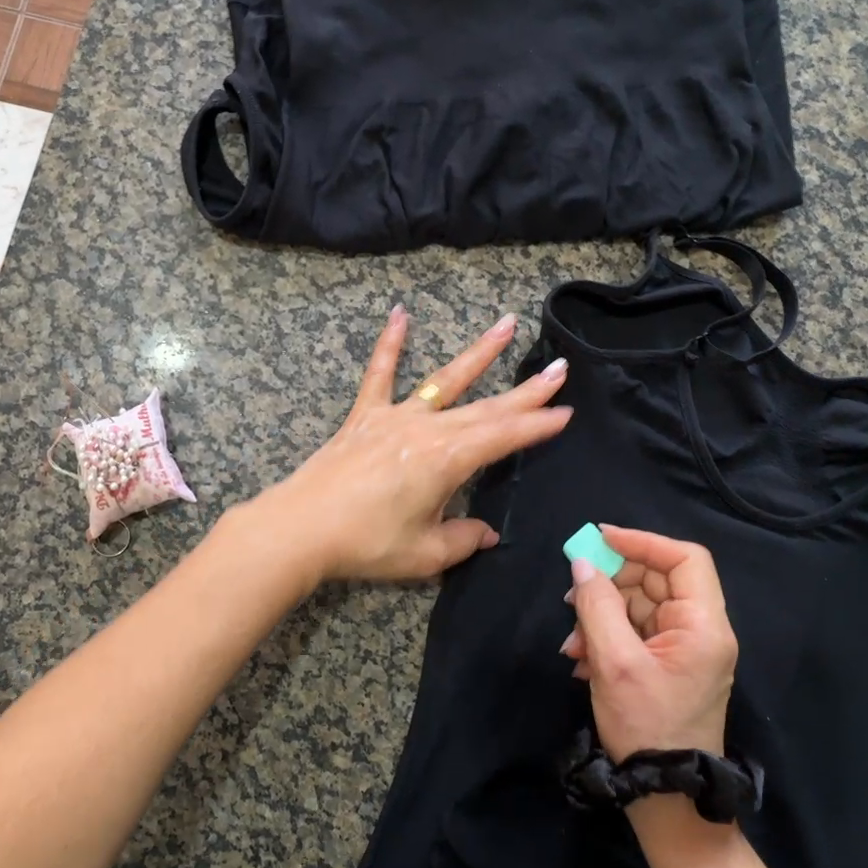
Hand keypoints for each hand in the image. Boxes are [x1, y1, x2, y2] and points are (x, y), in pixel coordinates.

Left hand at [243, 305, 572, 583]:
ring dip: (478, 353)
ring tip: (506, 325)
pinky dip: (390, 343)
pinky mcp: (364, 416)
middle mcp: (427, 429)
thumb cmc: (367, 543)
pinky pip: (379, 374)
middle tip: (559, 369)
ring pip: (445, 381)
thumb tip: (487, 533)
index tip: (566, 411)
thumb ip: (463, 539)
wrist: (302, 528)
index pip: (504, 436)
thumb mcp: (426, 553)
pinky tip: (399, 314)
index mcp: (448, 460)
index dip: (537, 425)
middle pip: (486, 407)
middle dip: (526, 391)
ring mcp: (394, 417)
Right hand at [560, 528, 738, 758]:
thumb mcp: (614, 662)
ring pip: (639, 606)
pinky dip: (606, 636)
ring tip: (573, 643)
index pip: (684, 559)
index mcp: (703, 626)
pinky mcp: (668, 666)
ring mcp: (685, 650)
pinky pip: (635, 632)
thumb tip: (582, 564)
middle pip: (656, 580)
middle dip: (610, 584)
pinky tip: (581, 659)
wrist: (665, 796)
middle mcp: (701, 632)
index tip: (600, 539)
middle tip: (572, 596)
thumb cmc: (646, 725)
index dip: (642, 542)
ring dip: (600, 615)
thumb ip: (597, 606)